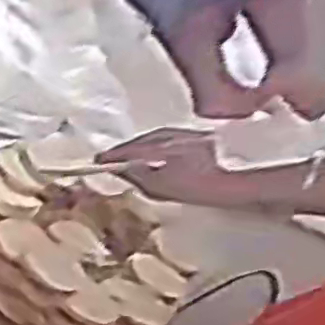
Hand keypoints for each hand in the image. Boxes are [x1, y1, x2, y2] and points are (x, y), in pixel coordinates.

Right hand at [98, 128, 251, 207]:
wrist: (226, 184)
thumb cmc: (187, 190)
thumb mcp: (153, 186)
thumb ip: (133, 174)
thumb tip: (116, 167)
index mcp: (167, 148)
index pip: (134, 148)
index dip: (114, 154)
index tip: (97, 160)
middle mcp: (181, 136)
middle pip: (147, 138)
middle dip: (127, 147)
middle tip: (109, 157)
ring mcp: (194, 134)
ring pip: (160, 134)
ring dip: (141, 143)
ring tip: (126, 153)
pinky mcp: (202, 136)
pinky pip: (172, 135)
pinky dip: (156, 142)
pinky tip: (149, 150)